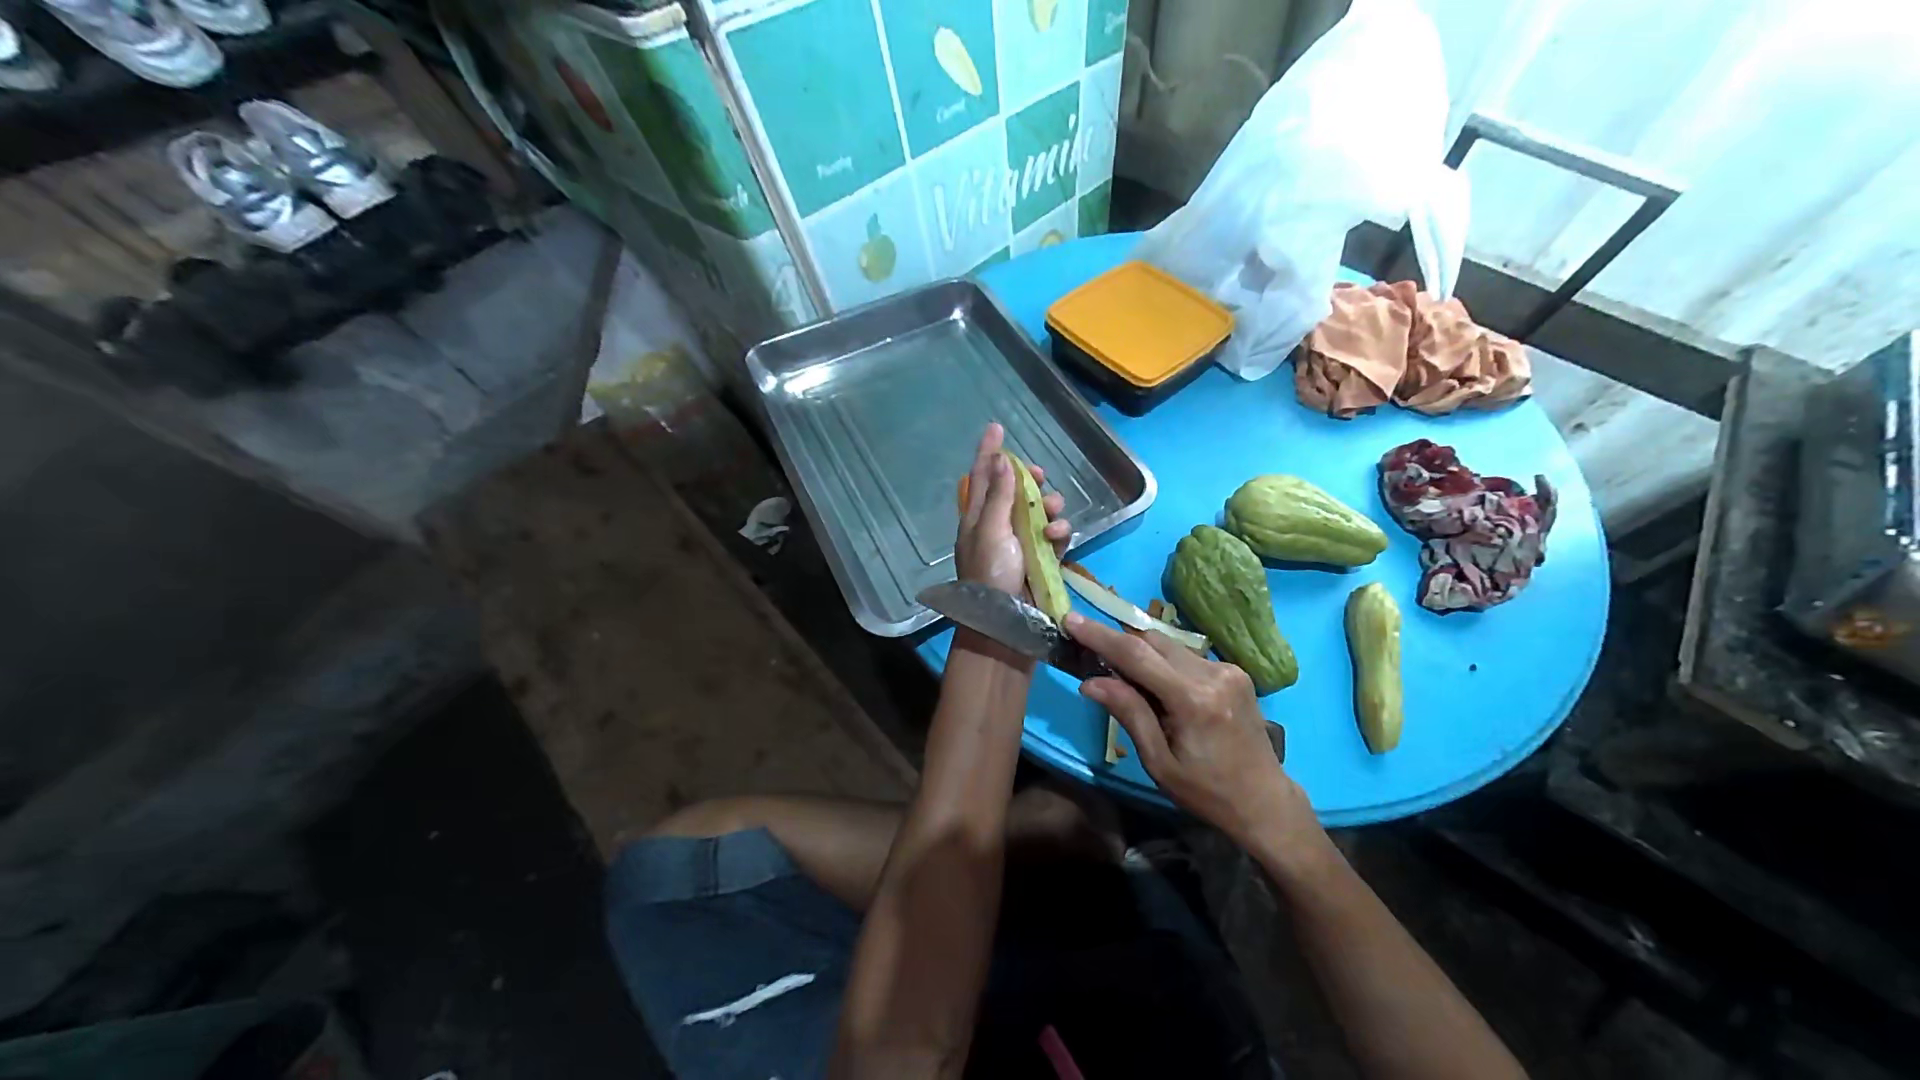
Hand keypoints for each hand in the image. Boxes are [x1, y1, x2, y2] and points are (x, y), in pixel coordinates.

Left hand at [954, 422, 1067, 596]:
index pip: (982, 477)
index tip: (996, 426)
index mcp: (977, 518)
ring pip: (1038, 511)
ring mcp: (1020, 543)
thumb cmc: (991, 575)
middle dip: (1029, 480)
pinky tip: (1058, 537)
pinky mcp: (1041, 559)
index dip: (988, 452)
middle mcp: (997, 527)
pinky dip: (1058, 532)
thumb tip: (1003, 459)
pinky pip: (1054, 536)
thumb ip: (999, 496)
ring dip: (1048, 507)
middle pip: (1015, 491)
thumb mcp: (991, 532)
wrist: (1006, 625)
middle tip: (1039, 476)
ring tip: (1052, 515)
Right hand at [1064, 614, 1320, 850]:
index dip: (1101, 636)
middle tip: (1088, 651)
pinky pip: (1186, 656)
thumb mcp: (1159, 762)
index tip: (1072, 620)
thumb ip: (1129, 713)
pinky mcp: (1235, 672)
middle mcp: (1213, 675)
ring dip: (1141, 654)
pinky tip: (1157, 687)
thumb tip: (1090, 682)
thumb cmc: (1206, 792)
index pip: (1137, 656)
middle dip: (1118, 643)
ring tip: (1121, 676)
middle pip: (1152, 642)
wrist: (1265, 801)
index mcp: (1194, 700)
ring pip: (1169, 645)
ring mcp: (1228, 670)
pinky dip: (1163, 663)